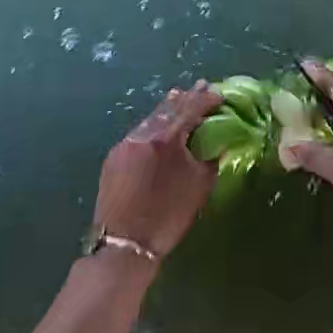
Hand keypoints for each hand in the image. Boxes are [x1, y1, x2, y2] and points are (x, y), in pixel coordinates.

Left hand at [93, 81, 222, 257]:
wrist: (123, 246)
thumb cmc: (169, 214)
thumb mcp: (201, 182)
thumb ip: (211, 155)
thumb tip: (219, 142)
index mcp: (165, 139)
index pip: (190, 108)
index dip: (206, 99)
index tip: (220, 96)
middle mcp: (142, 136)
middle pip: (167, 108)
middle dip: (186, 97)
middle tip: (202, 86)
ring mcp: (123, 147)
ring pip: (151, 119)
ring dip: (168, 110)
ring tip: (180, 99)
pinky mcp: (113, 160)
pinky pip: (139, 133)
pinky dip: (154, 125)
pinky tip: (160, 127)